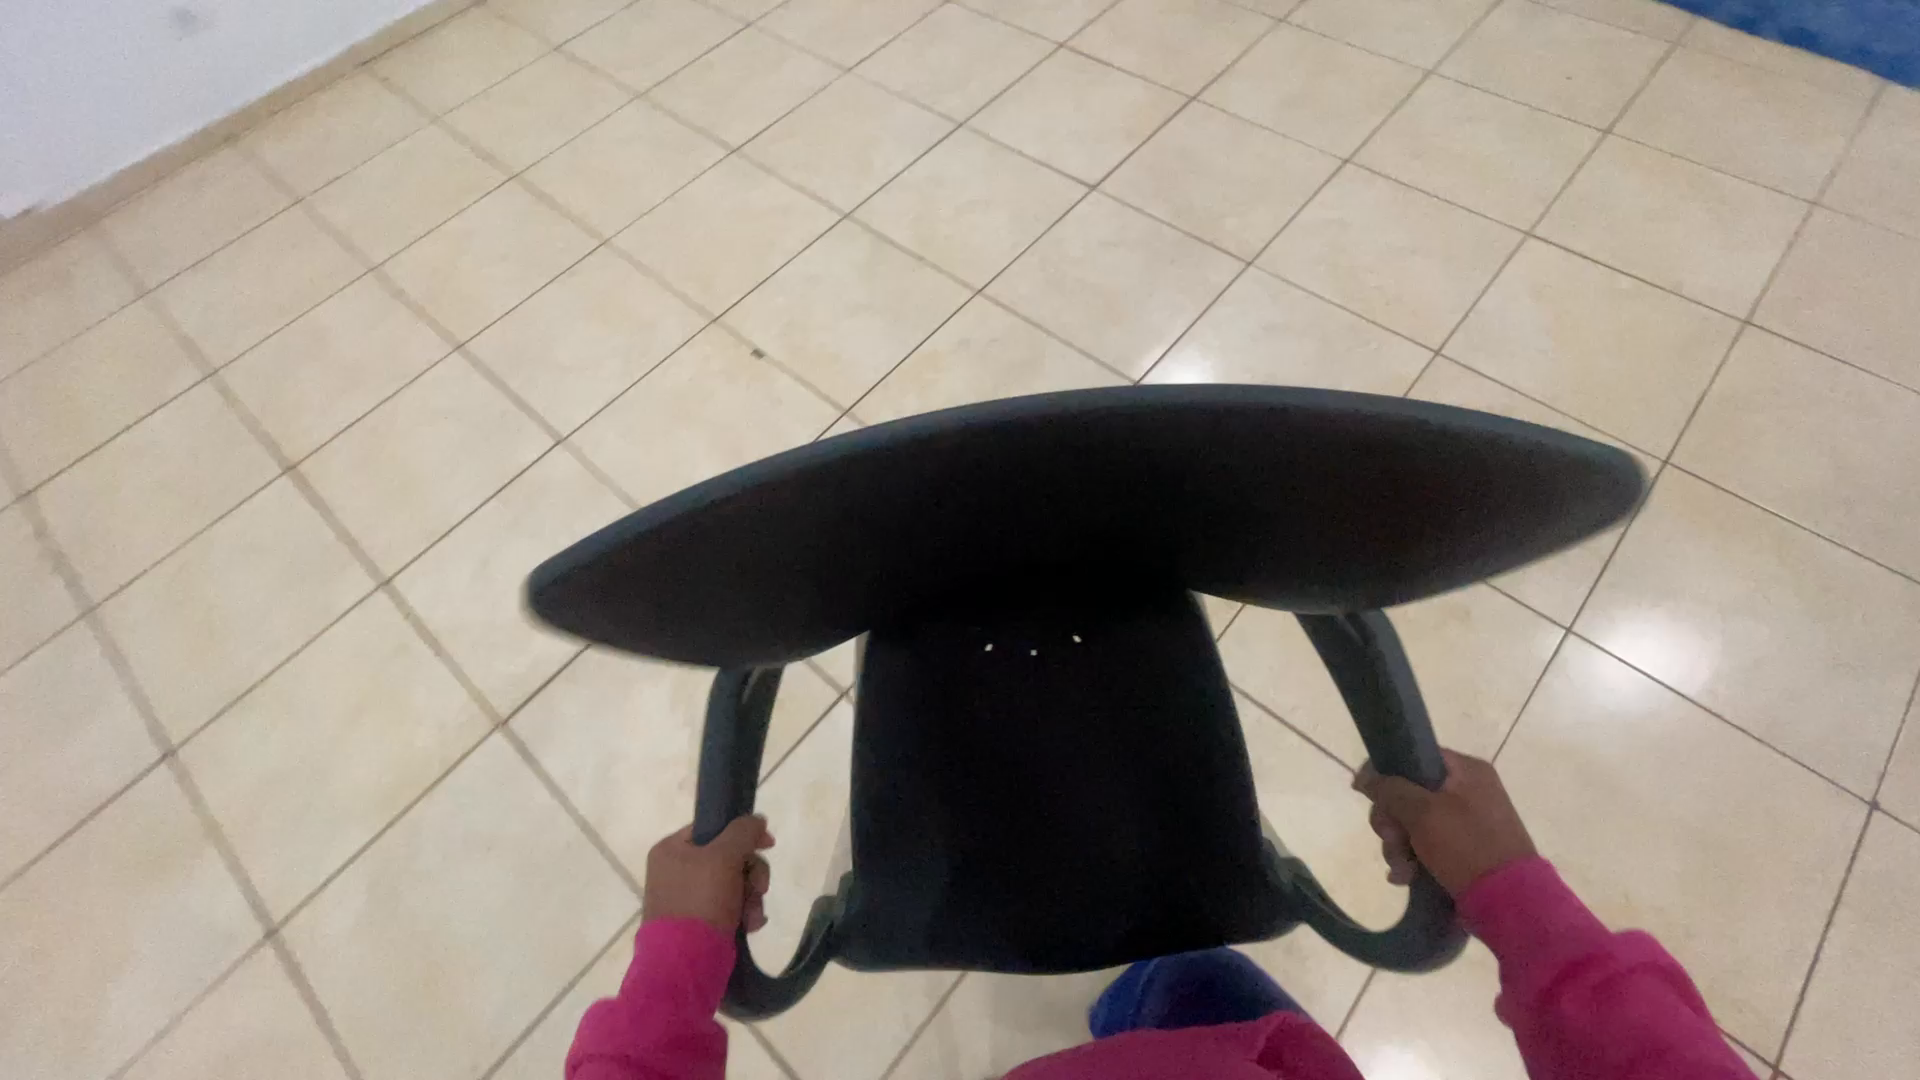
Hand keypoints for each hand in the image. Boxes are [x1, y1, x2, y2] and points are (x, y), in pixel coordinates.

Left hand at [643, 815, 774, 934]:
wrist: (685, 965)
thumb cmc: (701, 901)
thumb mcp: (724, 856)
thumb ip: (744, 831)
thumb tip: (757, 820)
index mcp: (671, 850)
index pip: (714, 827)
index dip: (743, 833)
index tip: (767, 844)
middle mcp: (676, 871)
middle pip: (728, 856)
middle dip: (751, 873)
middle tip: (760, 886)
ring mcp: (686, 898)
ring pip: (734, 882)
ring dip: (751, 895)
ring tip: (753, 914)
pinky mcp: (698, 922)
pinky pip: (729, 905)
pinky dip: (744, 913)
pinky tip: (751, 924)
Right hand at [1353, 749, 1536, 897]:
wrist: (1513, 906)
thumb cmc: (1467, 847)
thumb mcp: (1422, 812)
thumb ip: (1388, 789)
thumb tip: (1363, 777)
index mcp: (1465, 771)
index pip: (1411, 756)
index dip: (1383, 774)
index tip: (1366, 795)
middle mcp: (1467, 790)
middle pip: (1406, 792)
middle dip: (1391, 820)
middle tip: (1391, 839)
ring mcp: (1466, 820)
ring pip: (1411, 820)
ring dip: (1397, 845)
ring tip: (1401, 868)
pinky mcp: (1464, 848)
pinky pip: (1425, 842)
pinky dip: (1411, 858)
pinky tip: (1405, 876)